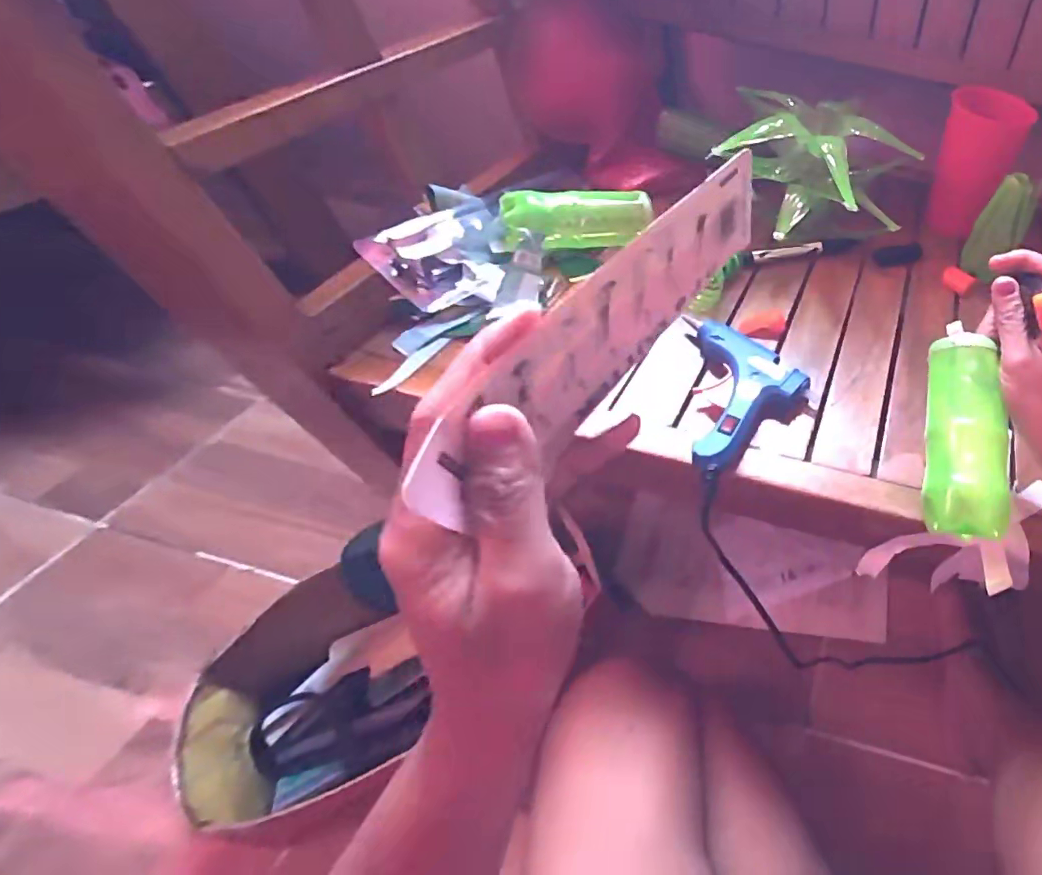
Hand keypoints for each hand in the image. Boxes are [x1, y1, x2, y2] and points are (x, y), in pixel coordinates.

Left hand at [377, 306, 638, 739]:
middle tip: (558, 330)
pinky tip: (619, 431)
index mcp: (422, 516)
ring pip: (504, 441)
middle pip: (471, 421)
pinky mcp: (500, 525)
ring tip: (588, 364)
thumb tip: (500, 415)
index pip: (439, 420)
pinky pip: (531, 475)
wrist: (502, 719)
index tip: (521, 323)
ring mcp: (468, 514)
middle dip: (513, 371)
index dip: (478, 365)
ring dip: (546, 404)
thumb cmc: (510, 659)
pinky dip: (570, 452)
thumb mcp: (519, 576)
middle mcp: (436, 505)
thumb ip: (509, 496)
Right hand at [977, 251, 1041, 465]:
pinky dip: (1004, 338)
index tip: (992, 267)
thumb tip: (1002, 282)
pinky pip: (1022, 333)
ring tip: (989, 351)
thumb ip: (1010, 319)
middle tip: (987, 332)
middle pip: (1032, 292)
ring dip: (1000, 324)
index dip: (1023, 260)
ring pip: (1023, 314)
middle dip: (1003, 303)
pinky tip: (994, 358)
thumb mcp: (1017, 357)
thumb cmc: (1040, 403)